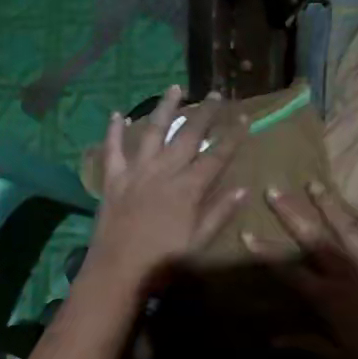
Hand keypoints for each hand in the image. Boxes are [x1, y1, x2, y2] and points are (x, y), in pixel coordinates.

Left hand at [86, 86, 246, 288]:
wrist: (118, 270)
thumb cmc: (163, 261)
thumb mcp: (199, 242)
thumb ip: (219, 213)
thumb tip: (243, 188)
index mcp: (188, 188)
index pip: (216, 156)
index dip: (232, 137)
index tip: (245, 118)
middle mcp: (164, 171)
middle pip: (187, 135)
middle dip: (205, 113)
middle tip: (216, 95)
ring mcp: (136, 172)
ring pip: (152, 131)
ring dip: (164, 108)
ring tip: (175, 88)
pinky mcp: (113, 178)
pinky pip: (113, 149)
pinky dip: (114, 130)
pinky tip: (118, 113)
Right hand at [258, 183, 357, 358]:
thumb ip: (309, 347)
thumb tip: (273, 341)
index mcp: (331, 299)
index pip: (290, 272)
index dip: (266, 253)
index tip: (246, 233)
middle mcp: (349, 273)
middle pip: (315, 238)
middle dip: (292, 213)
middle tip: (273, 189)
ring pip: (347, 227)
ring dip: (329, 204)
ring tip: (313, 183)